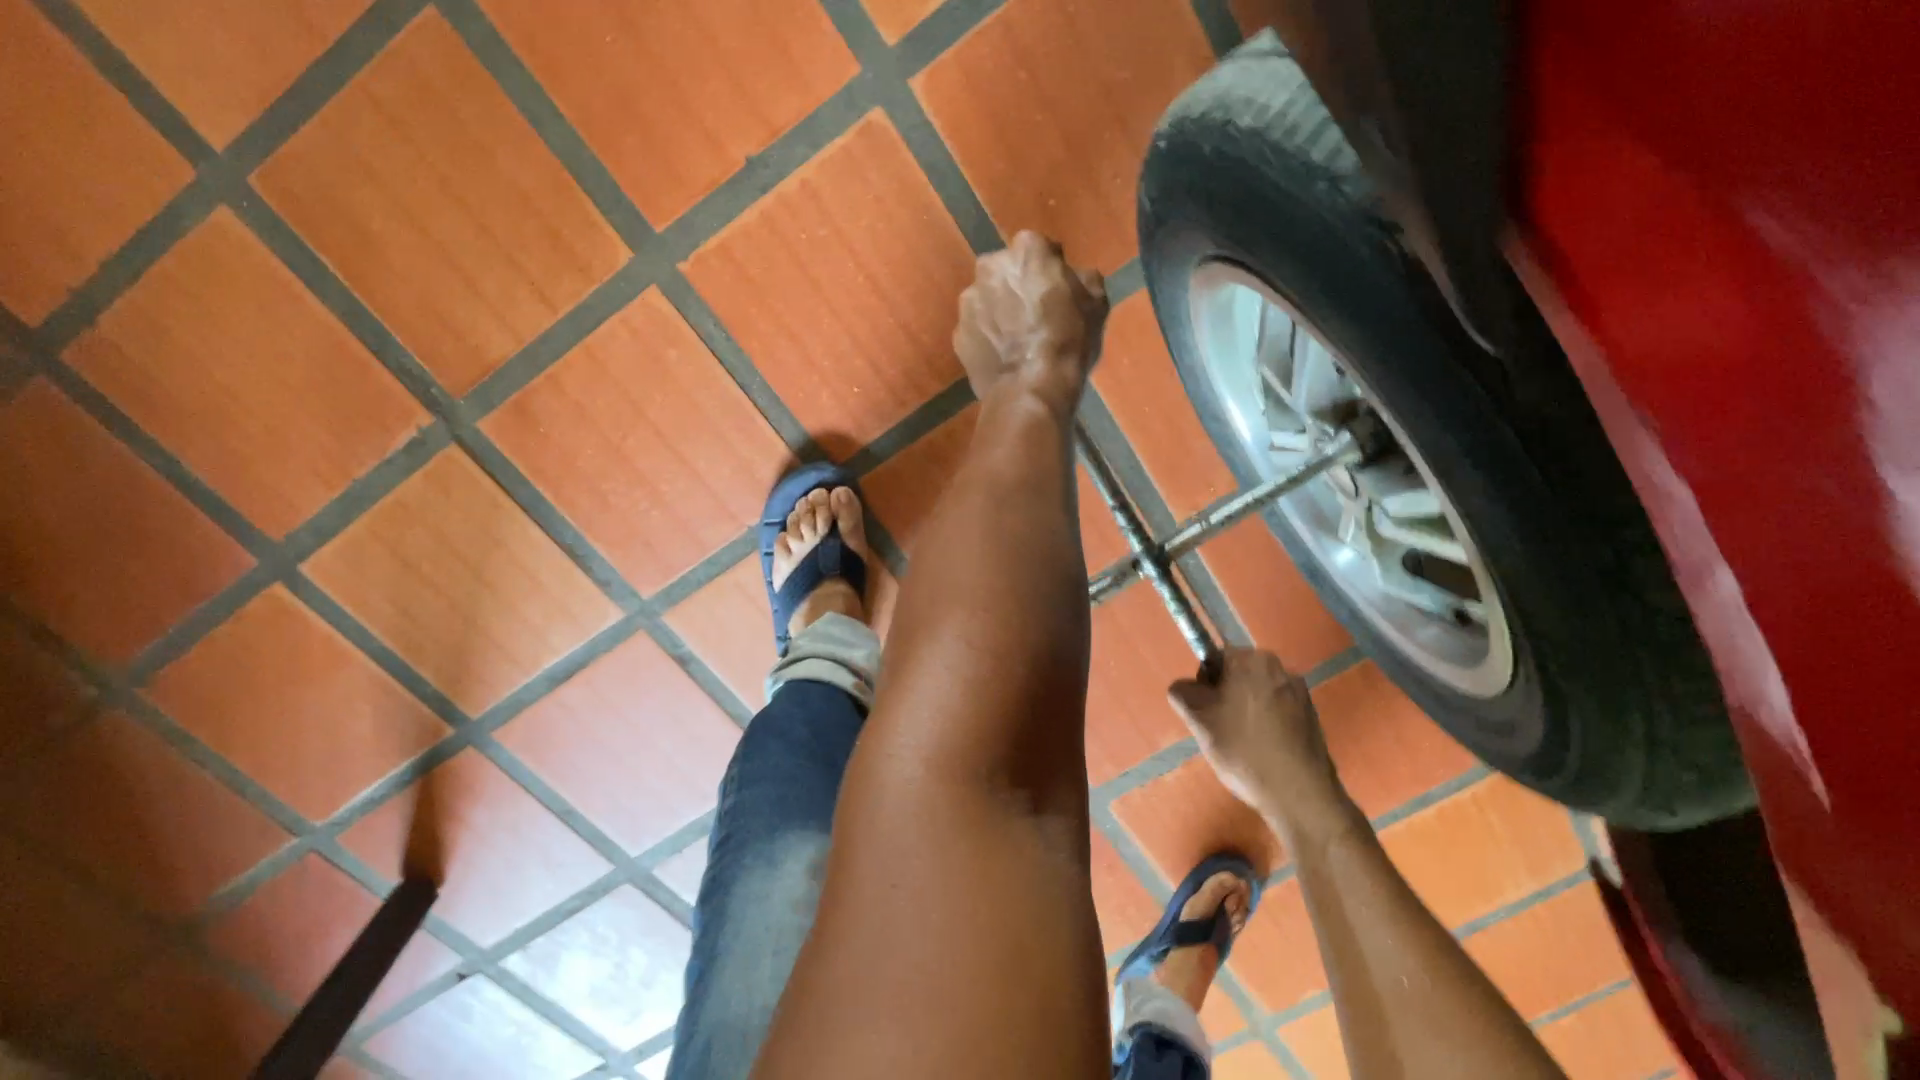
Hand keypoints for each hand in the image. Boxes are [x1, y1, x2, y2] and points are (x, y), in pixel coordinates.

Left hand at [954, 231, 1107, 405]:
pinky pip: (976, 328)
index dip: (1051, 267)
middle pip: (1007, 270)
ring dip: (999, 310)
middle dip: (1019, 284)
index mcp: (1026, 250)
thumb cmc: (1069, 340)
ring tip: (1016, 339)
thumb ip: (1083, 278)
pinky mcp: (958, 333)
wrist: (1031, 389)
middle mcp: (990, 266)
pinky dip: (987, 336)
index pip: (1040, 247)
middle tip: (1036, 313)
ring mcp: (969, 301)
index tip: (1059, 288)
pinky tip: (1003, 355)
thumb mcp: (1096, 303)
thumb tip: (1073, 275)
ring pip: (987, 298)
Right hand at [1168, 649, 1353, 836]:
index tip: (1207, 714)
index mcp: (1251, 660)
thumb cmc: (1243, 750)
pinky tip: (1265, 750)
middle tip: (1221, 731)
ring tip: (1245, 745)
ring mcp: (1299, 691)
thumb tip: (1186, 687)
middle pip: (1238, 675)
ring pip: (1257, 694)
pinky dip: (1267, 724)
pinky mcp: (1311, 714)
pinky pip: (1277, 710)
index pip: (1214, 658)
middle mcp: (1280, 667)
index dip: (1204, 686)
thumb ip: (1182, 692)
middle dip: (1225, 697)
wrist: (1298, 793)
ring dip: (1246, 711)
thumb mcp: (1197, 720)